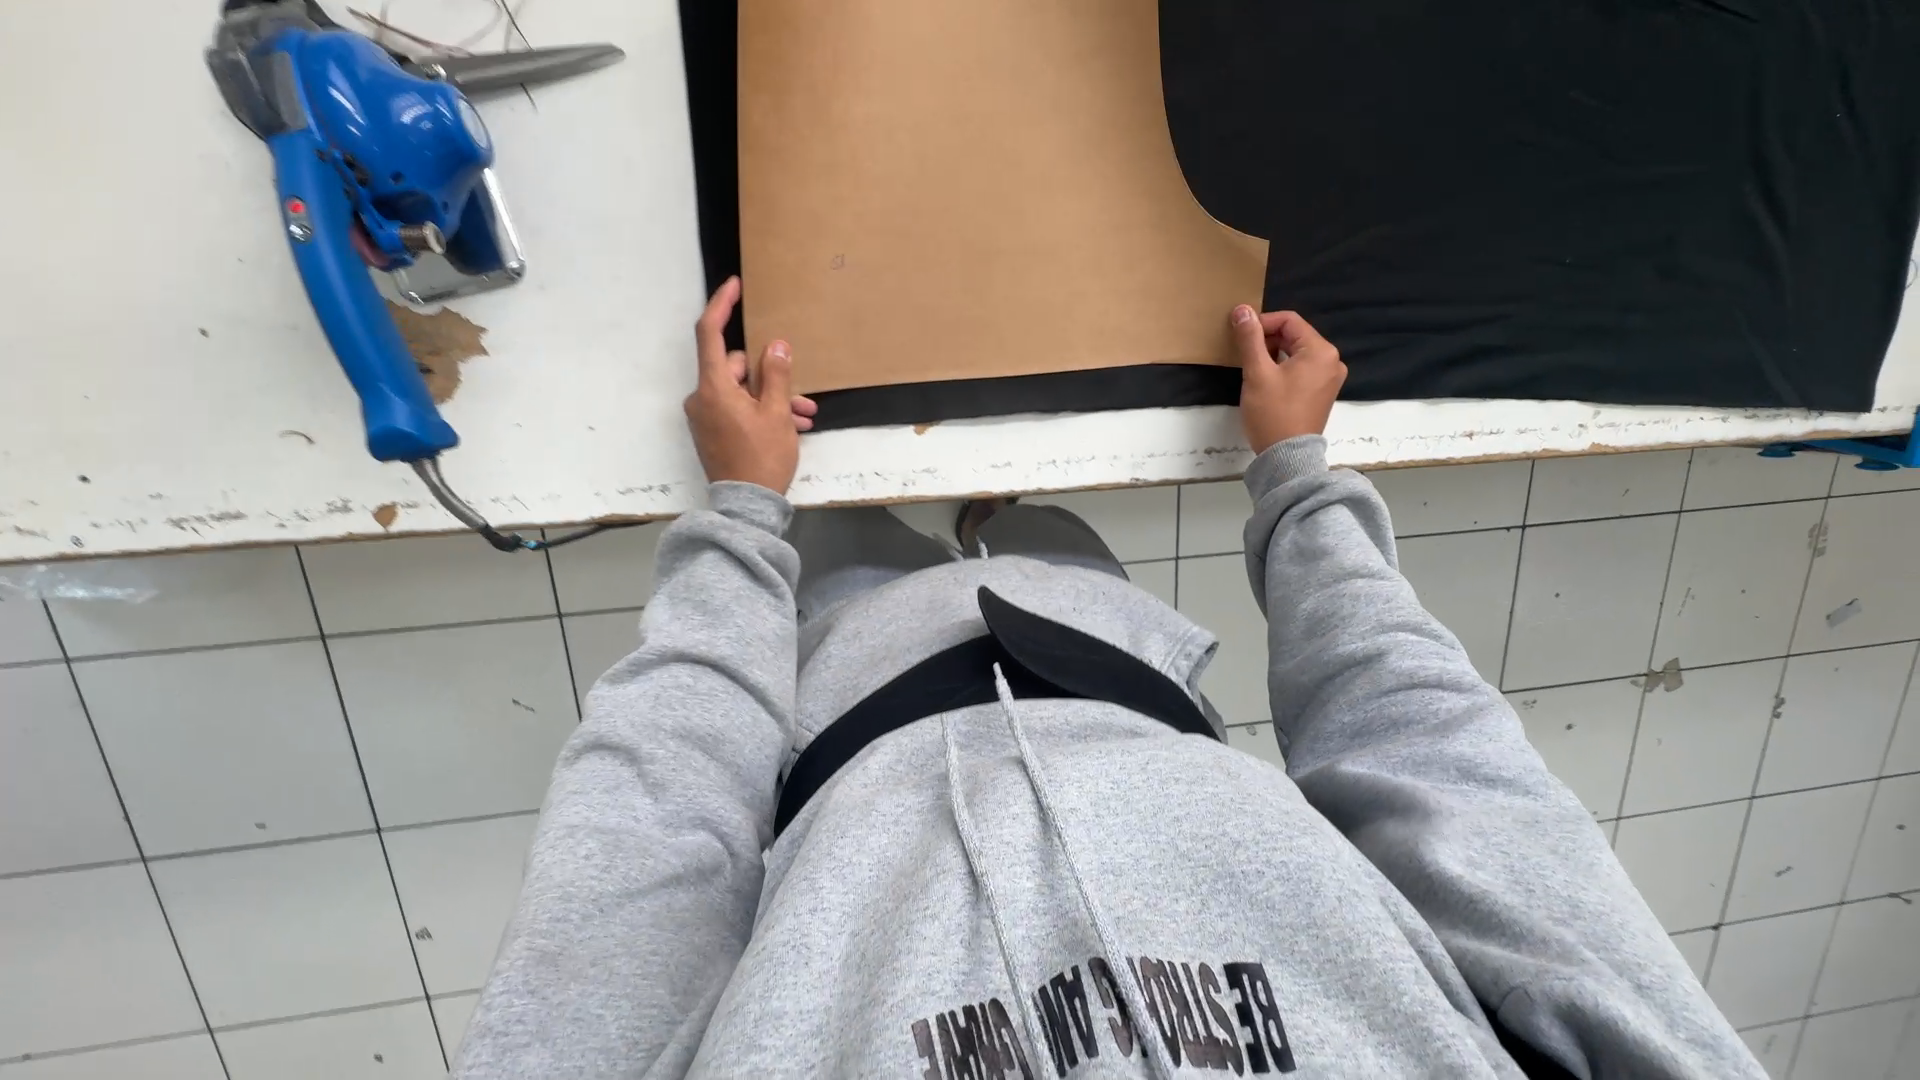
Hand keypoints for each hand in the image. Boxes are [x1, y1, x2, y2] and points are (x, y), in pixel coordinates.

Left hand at [685, 277, 818, 493]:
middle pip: (736, 368)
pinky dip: (760, 412)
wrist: (746, 506)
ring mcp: (705, 417)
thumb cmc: (762, 457)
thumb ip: (777, 375)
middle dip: (770, 377)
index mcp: (713, 388)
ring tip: (803, 418)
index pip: (710, 333)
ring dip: (773, 399)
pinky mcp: (712, 432)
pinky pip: (737, 409)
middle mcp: (701, 398)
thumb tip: (776, 346)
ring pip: (742, 391)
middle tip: (802, 398)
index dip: (721, 305)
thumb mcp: (778, 414)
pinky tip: (789, 426)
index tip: (735, 286)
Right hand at [1231, 305, 1346, 453]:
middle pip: (1295, 336)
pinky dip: (1284, 368)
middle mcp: (1332, 361)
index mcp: (1321, 351)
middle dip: (1267, 339)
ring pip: (1297, 353)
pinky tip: (1266, 380)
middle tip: (1243, 352)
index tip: (1240, 335)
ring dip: (1273, 354)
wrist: (1287, 457)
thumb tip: (1241, 309)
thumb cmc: (1272, 413)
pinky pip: (1302, 369)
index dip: (1262, 322)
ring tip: (1252, 367)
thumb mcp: (1257, 373)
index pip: (1289, 320)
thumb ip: (1250, 339)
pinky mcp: (1322, 393)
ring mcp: (1330, 378)